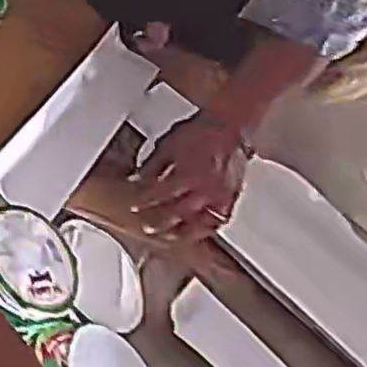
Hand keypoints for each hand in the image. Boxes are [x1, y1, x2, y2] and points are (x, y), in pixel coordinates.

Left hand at [130, 114, 248, 241]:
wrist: (226, 129)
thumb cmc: (197, 133)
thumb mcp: (166, 145)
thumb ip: (153, 165)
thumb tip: (139, 179)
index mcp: (186, 174)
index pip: (160, 195)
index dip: (145, 203)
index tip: (134, 208)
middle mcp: (205, 189)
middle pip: (178, 213)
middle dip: (159, 222)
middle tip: (146, 228)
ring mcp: (221, 197)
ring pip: (200, 223)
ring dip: (182, 232)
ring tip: (168, 236)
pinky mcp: (232, 199)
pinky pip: (218, 220)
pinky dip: (205, 228)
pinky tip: (196, 230)